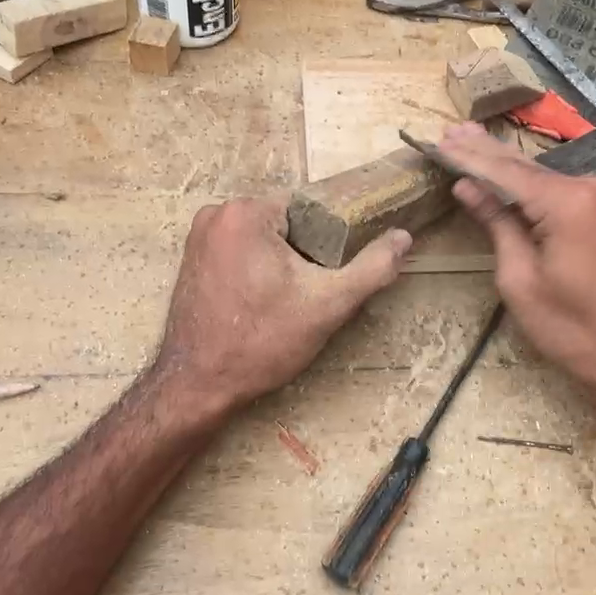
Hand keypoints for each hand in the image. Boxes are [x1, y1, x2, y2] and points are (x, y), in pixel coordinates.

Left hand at [154, 194, 409, 418]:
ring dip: (281, 262)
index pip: (307, 209)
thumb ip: (372, 268)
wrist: (198, 385)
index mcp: (246, 212)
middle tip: (310, 292)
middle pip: (284, 222)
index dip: (327, 239)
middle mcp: (216, 214)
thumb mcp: (329, 305)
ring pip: (263, 238)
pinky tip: (262, 302)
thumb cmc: (261, 342)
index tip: (330, 271)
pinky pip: (240, 251)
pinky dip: (256, 270)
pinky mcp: (191, 259)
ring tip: (287, 301)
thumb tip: (404, 237)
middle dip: (303, 252)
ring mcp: (199, 236)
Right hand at [437, 122, 595, 405]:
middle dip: (486, 151)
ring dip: (508, 165)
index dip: (468, 158)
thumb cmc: (578, 332)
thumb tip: (469, 187)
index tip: (437, 142)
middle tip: (450, 131)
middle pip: (527, 167)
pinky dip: (533, 184)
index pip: (505, 171)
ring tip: (469, 142)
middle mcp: (593, 187)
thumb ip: (498, 225)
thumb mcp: (522, 282)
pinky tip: (510, 173)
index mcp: (569, 202)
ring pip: (546, 177)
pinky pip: (564, 191)